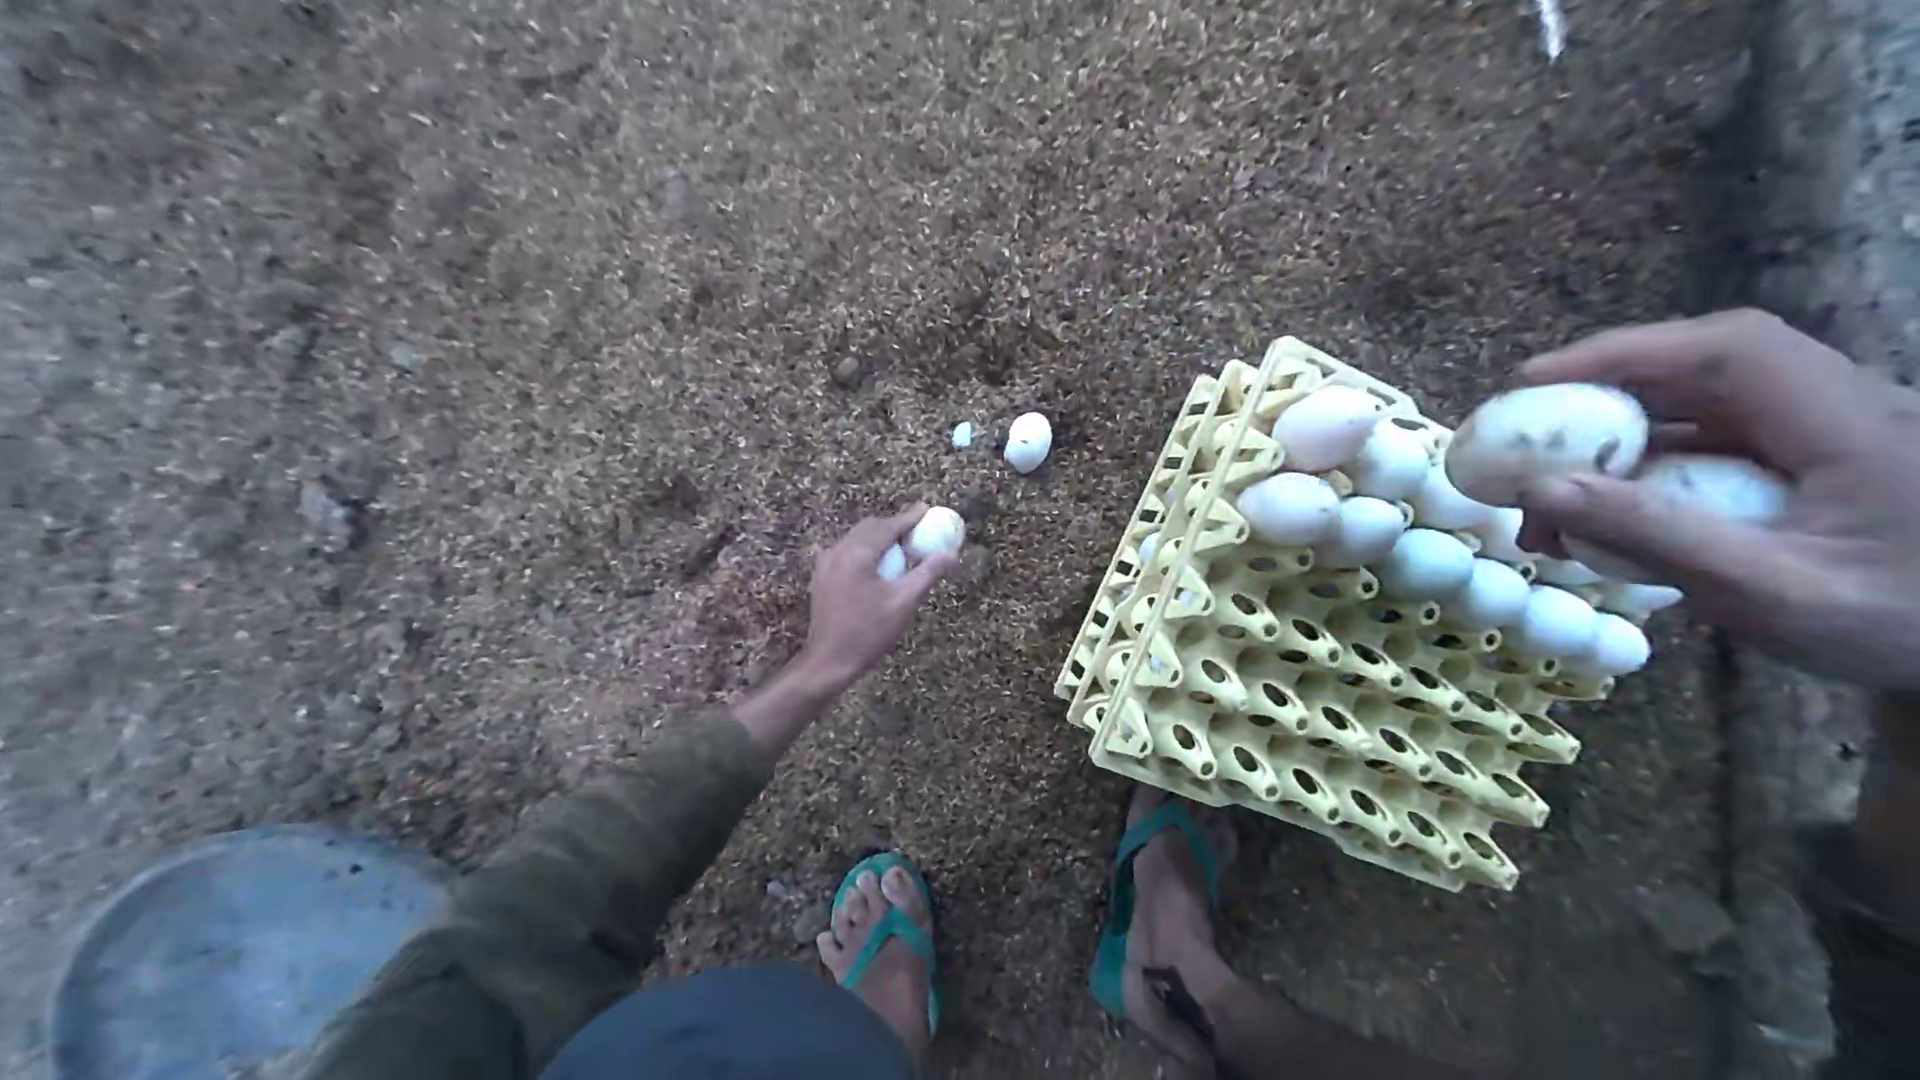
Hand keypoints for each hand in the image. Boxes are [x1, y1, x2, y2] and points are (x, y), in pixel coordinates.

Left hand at [795, 505, 957, 690]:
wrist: (829, 661)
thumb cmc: (869, 632)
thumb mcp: (904, 602)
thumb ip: (927, 573)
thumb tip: (950, 553)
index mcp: (857, 553)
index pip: (888, 526)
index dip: (910, 517)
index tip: (928, 510)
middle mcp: (838, 551)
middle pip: (870, 528)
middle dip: (894, 526)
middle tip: (917, 532)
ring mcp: (826, 564)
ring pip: (856, 539)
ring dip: (880, 539)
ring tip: (902, 550)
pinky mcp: (822, 578)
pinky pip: (847, 553)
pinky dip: (866, 552)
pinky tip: (879, 568)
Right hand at [1514, 309, 1919, 689]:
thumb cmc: (1901, 626)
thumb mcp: (1770, 593)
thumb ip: (1655, 537)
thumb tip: (1537, 490)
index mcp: (1852, 425)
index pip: (1728, 349)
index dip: (1622, 353)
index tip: (1534, 383)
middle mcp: (1839, 413)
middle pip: (1699, 370)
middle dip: (1597, 395)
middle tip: (1525, 436)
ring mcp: (1820, 440)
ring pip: (1693, 410)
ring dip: (1608, 441)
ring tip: (1548, 492)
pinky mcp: (1800, 467)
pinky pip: (1701, 446)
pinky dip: (1634, 468)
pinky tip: (1600, 510)